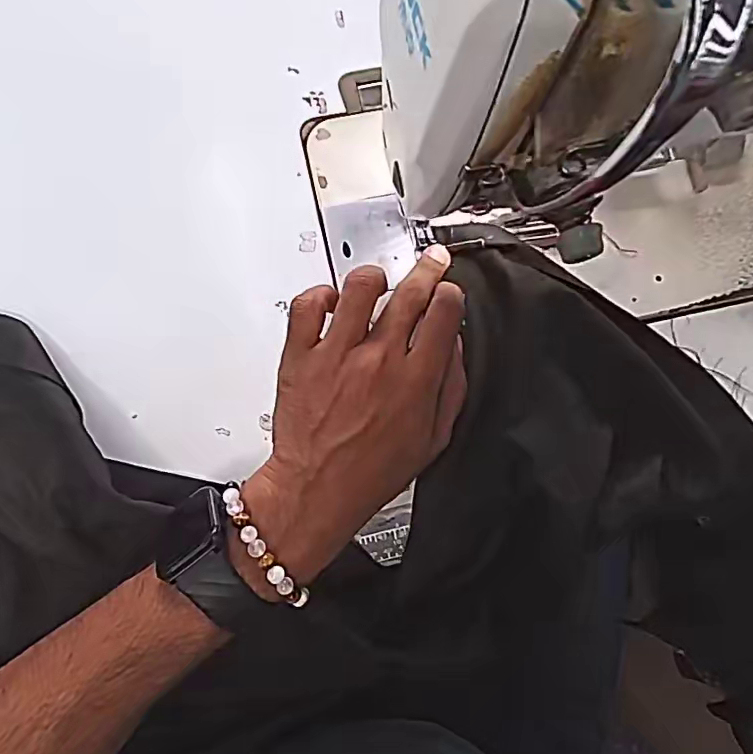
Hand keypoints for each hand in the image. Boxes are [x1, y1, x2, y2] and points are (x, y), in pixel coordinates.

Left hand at [241, 244, 466, 587]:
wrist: (318, 489)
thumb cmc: (372, 471)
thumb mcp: (432, 438)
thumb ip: (449, 387)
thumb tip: (451, 346)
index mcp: (415, 380)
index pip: (443, 312)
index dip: (450, 294)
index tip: (448, 293)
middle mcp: (378, 360)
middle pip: (410, 293)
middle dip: (427, 270)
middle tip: (429, 264)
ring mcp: (337, 354)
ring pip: (360, 287)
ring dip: (375, 277)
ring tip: (377, 282)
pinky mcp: (301, 356)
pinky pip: (308, 306)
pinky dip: (319, 295)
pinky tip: (330, 302)